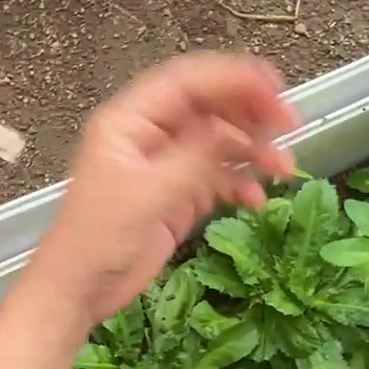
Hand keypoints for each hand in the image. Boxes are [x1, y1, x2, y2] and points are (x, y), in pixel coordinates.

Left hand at [27, 53, 297, 326]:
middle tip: (289, 125)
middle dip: (249, 115)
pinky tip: (256, 200)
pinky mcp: (174, 199)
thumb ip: (191, 158)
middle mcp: (149, 138)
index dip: (232, 79)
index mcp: (130, 122)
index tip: (274, 87)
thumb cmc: (98, 239)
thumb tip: (231, 129)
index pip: (187, 84)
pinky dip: (238, 186)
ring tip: (284, 168)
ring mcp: (164, 169)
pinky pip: (215, 181)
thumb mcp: (146, 194)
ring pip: (217, 146)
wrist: (79, 290)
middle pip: (208, 109)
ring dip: (252, 153)